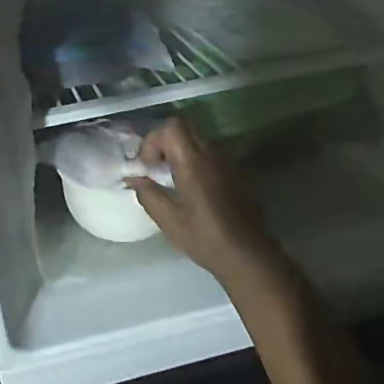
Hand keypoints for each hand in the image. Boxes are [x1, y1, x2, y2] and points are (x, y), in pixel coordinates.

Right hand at [125, 119, 283, 284]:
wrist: (249, 255)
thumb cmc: (205, 237)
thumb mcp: (167, 219)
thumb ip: (147, 192)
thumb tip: (134, 178)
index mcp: (194, 162)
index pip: (171, 127)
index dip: (153, 140)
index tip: (147, 166)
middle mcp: (213, 154)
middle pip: (184, 127)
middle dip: (164, 141)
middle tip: (155, 166)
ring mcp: (227, 162)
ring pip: (197, 139)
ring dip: (179, 150)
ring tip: (170, 177)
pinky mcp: (235, 172)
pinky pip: (209, 153)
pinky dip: (193, 159)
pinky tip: (189, 186)